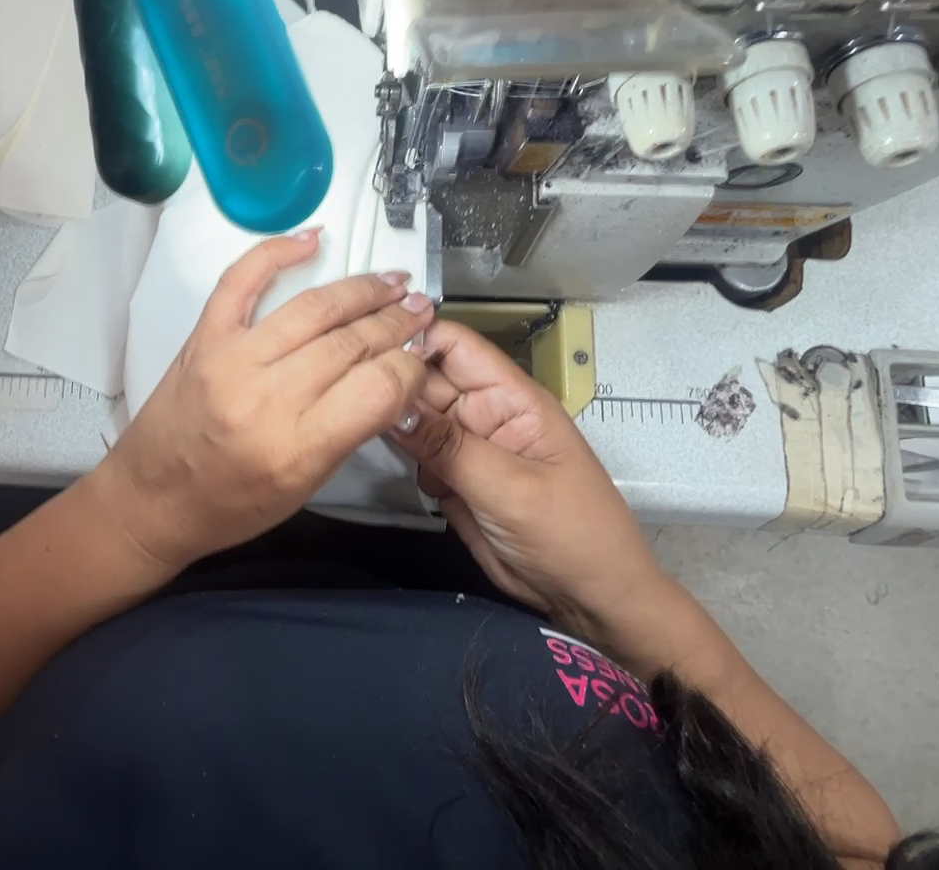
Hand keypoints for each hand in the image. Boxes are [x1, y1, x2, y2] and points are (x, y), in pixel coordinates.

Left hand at [99, 229, 433, 569]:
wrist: (152, 499)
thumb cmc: (230, 505)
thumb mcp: (305, 486)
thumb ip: (350, 431)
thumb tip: (392, 376)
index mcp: (296, 447)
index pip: (379, 387)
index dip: (410, 366)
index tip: (418, 357)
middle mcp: (265, 397)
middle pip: (351, 342)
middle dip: (395, 322)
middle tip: (419, 310)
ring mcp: (230, 360)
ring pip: (312, 308)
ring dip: (360, 289)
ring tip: (391, 283)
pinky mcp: (203, 338)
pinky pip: (240, 280)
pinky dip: (275, 251)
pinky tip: (312, 240)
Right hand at [389, 321, 667, 638]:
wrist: (589, 600)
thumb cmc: (569, 535)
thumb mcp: (510, 488)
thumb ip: (449, 447)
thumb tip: (392, 405)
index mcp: (510, 398)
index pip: (455, 346)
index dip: (414, 339)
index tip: (366, 350)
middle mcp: (483, 413)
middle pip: (426, 379)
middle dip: (392, 383)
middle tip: (349, 394)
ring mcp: (466, 447)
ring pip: (415, 417)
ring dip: (392, 422)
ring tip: (362, 426)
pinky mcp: (453, 479)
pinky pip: (417, 455)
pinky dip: (405, 459)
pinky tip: (403, 470)